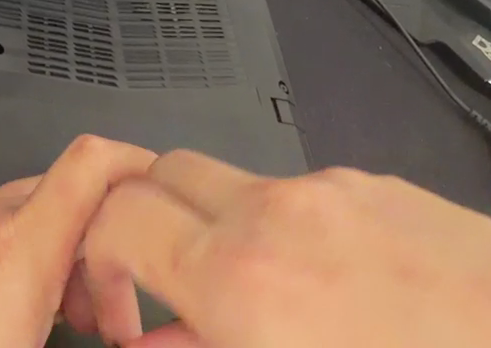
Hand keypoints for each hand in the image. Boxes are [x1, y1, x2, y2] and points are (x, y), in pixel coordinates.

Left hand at [0, 135, 156, 347]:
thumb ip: (84, 327)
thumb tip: (111, 323)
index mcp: (15, 249)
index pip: (92, 161)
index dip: (141, 166)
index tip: (167, 202)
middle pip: (67, 192)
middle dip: (106, 242)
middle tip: (114, 313)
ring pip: (28, 213)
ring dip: (63, 255)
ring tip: (67, 323)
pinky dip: (19, 258)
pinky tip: (13, 318)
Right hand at [77, 153, 490, 347]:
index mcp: (246, 279)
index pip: (116, 212)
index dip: (94, 254)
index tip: (114, 312)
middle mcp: (282, 212)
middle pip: (163, 171)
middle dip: (143, 224)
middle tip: (165, 298)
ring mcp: (343, 191)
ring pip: (237, 186)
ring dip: (220, 235)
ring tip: (268, 318)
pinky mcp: (396, 191)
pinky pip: (309, 197)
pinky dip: (289, 236)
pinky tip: (346, 306)